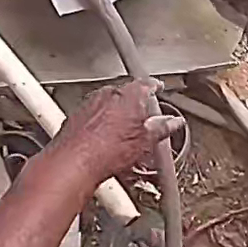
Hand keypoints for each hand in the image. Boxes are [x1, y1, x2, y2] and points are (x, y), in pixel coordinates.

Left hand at [49, 78, 182, 181]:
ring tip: (124, 135)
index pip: (147, 83)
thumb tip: (173, 122)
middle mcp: (107, 94)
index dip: (155, 87)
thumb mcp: (146, 141)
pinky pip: (94, 115)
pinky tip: (105, 141)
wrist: (73, 163)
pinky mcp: (75, 117)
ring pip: (109, 104)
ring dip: (117, 114)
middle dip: (136, 105)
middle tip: (144, 120)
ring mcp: (89, 104)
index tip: (158, 88)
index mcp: (129, 94)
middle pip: (126, 94)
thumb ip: (161, 127)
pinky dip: (101, 123)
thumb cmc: (107, 150)